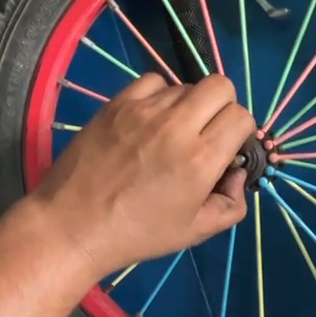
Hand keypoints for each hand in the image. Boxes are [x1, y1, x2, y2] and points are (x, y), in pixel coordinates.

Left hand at [27, 73, 255, 278]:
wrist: (74, 226)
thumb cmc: (137, 234)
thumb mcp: (195, 231)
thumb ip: (231, 203)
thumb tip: (236, 173)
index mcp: (201, 160)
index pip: (241, 116)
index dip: (240, 131)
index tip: (227, 148)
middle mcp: (177, 126)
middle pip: (221, 86)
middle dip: (223, 107)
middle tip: (206, 133)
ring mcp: (144, 110)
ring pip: (186, 85)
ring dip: (189, 105)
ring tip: (171, 132)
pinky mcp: (117, 103)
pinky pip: (152, 81)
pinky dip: (159, 96)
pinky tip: (148, 121)